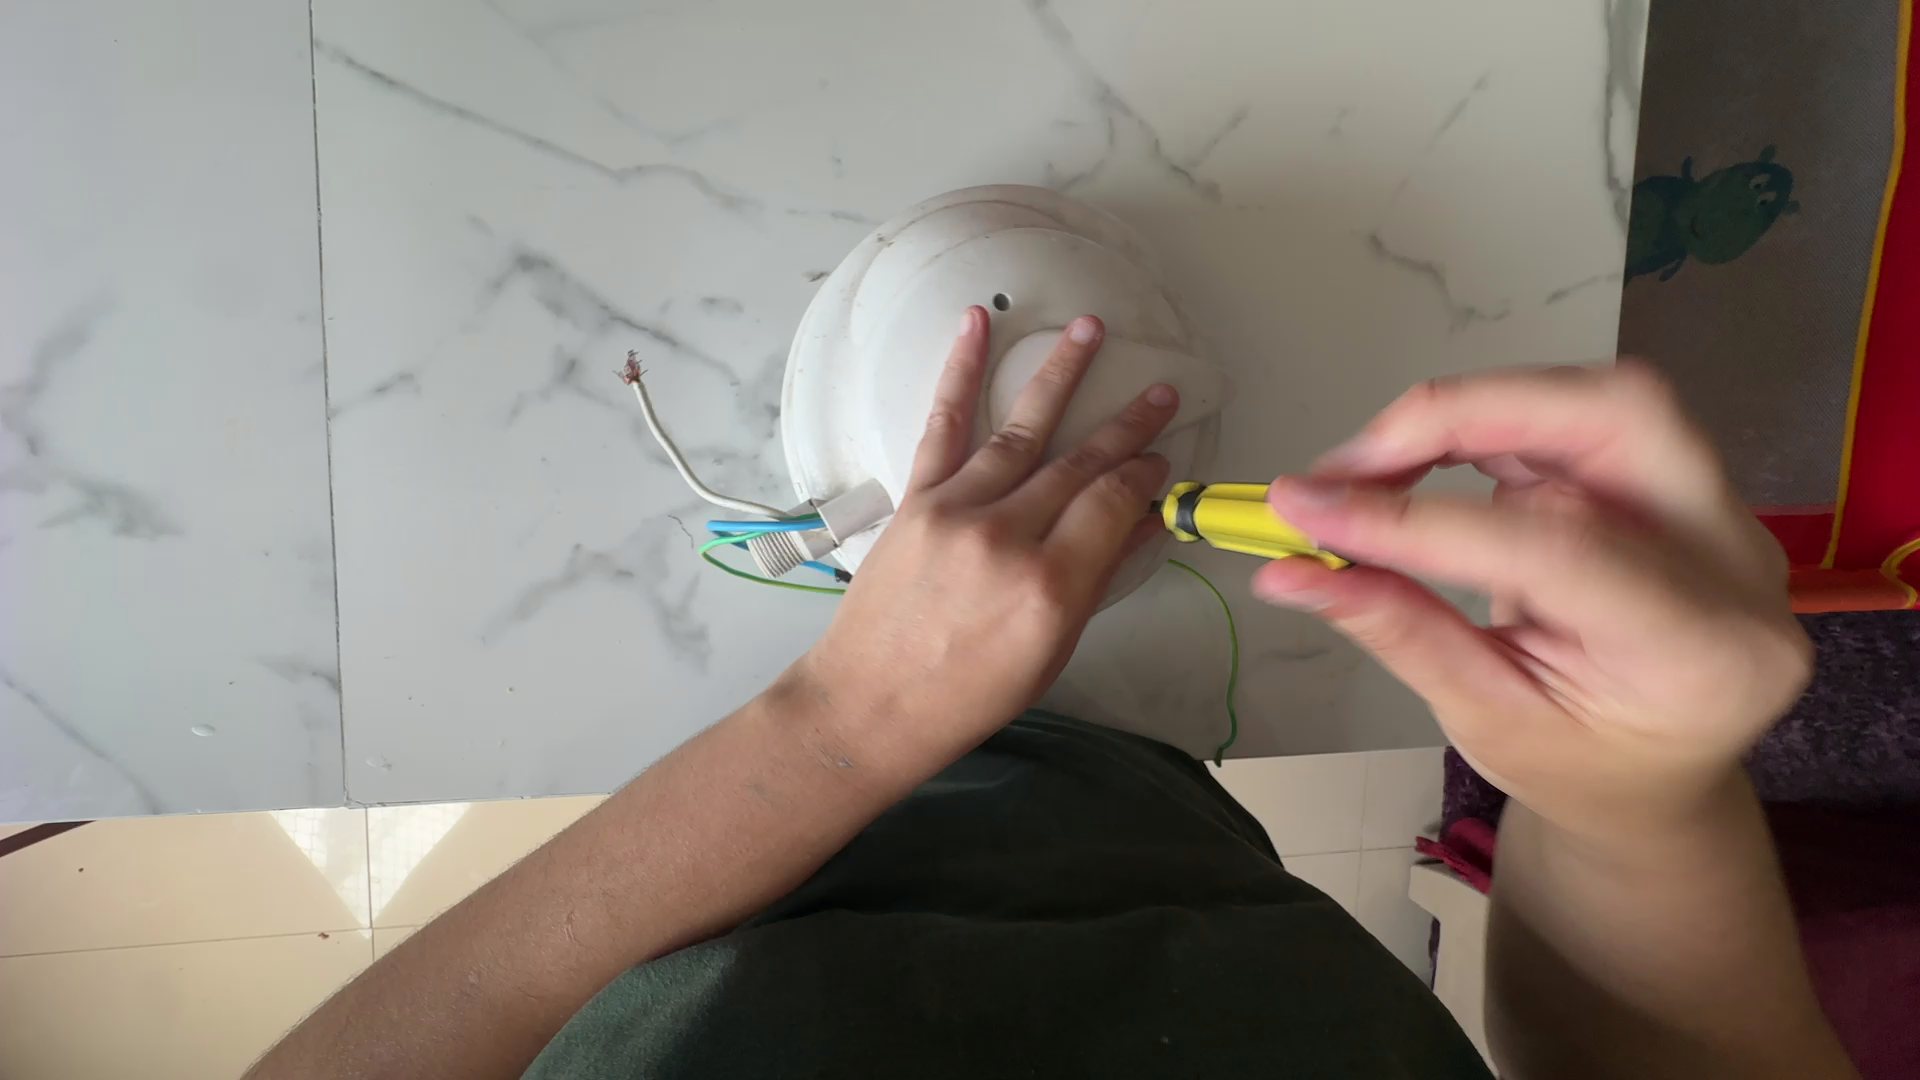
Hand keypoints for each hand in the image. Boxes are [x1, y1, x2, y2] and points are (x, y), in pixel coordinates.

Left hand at [787, 307, 1175, 766]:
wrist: (871, 703)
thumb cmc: (970, 695)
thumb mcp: (1050, 651)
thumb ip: (1097, 579)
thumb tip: (1143, 523)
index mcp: (1050, 586)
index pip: (1113, 503)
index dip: (1144, 475)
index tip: (1161, 461)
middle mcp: (1006, 537)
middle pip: (1079, 465)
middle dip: (1126, 426)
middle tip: (1160, 393)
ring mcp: (956, 510)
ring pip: (1022, 430)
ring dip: (1061, 374)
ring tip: (1092, 328)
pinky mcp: (916, 499)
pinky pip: (943, 425)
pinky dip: (960, 372)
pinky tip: (978, 326)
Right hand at [1252, 364, 1809, 836]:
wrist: (1652, 773)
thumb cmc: (1574, 764)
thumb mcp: (1478, 717)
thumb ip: (1392, 630)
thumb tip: (1285, 573)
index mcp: (1700, 648)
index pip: (1552, 548)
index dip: (1414, 520)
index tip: (1302, 512)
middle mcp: (1727, 552)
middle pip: (1615, 413)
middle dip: (1460, 415)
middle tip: (1347, 464)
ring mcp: (1702, 505)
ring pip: (1585, 398)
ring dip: (1453, 416)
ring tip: (1358, 470)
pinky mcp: (1657, 481)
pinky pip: (1557, 417)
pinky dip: (1465, 428)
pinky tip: (1405, 468)